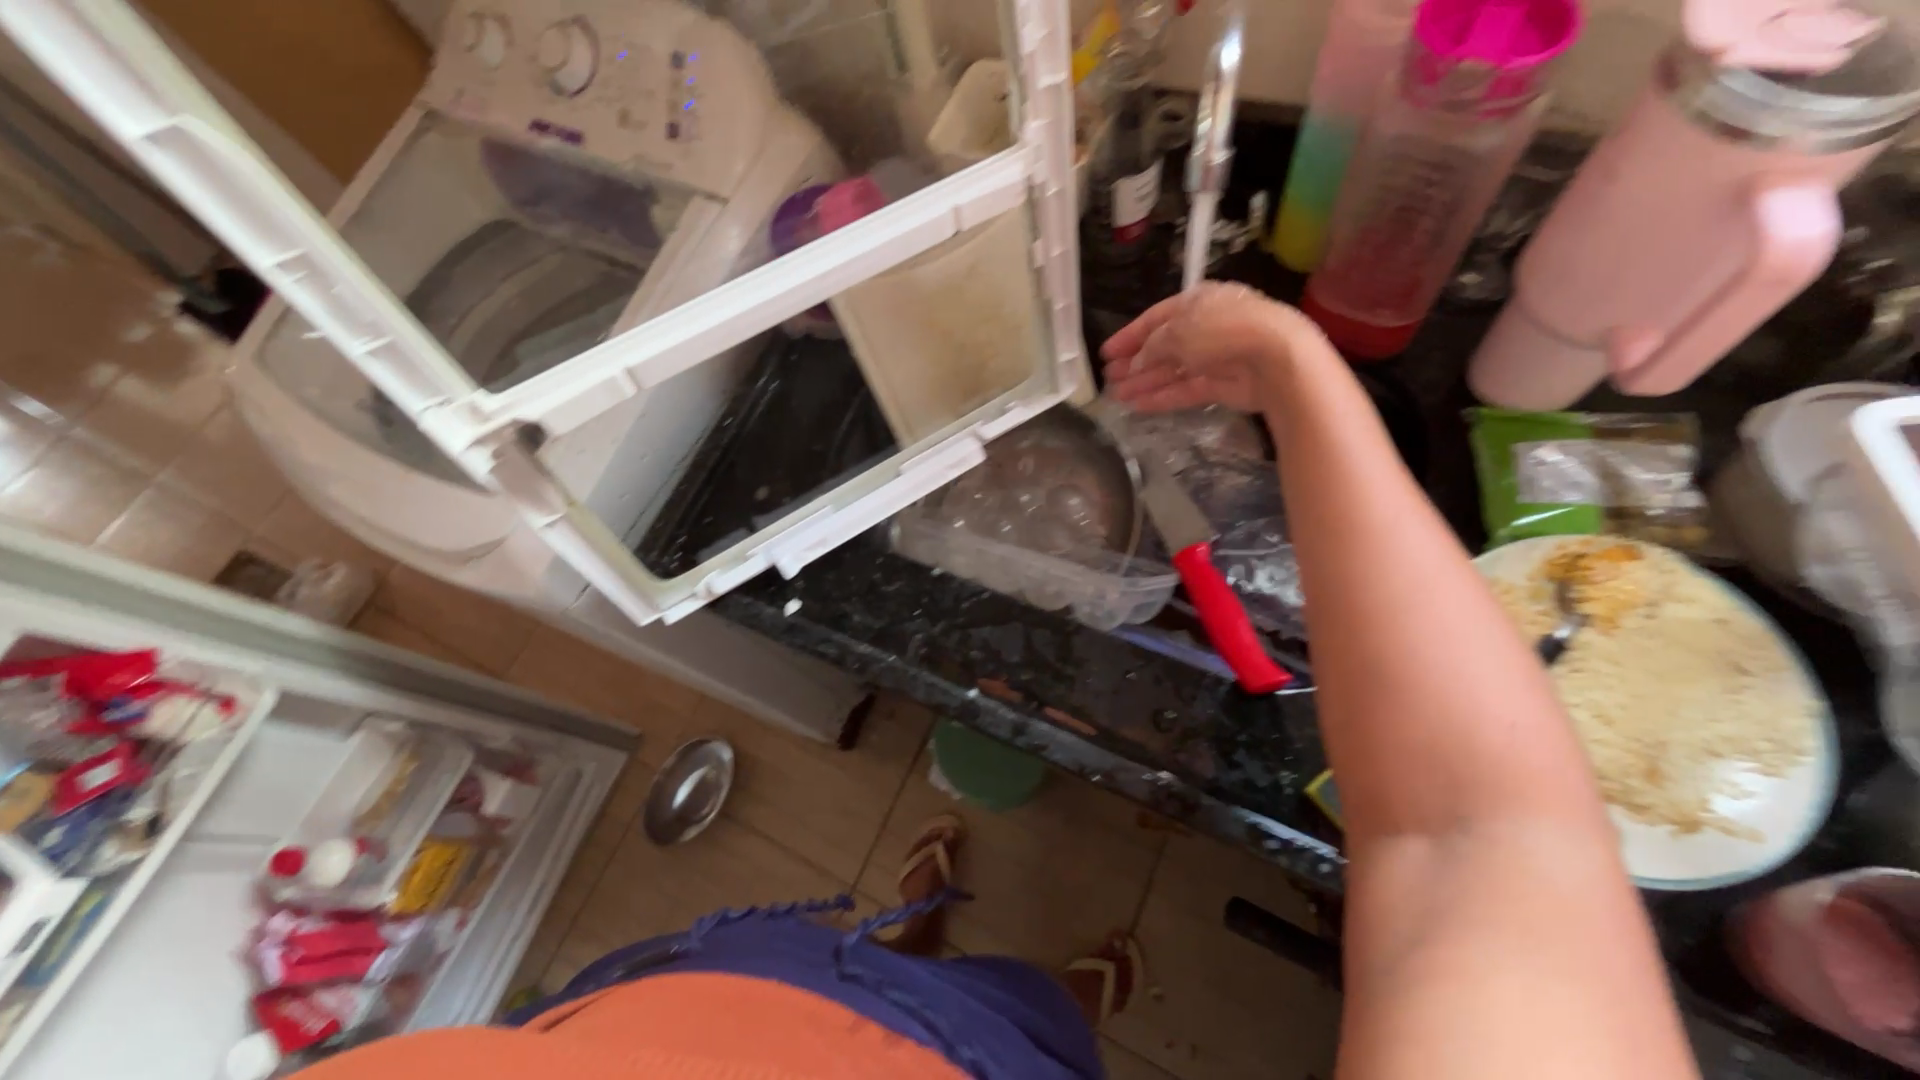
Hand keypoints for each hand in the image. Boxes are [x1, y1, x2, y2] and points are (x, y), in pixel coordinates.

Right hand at [1100, 282, 1317, 413]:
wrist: (1276, 358)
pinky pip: (1185, 390)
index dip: (1130, 335)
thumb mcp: (1179, 331)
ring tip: (1117, 397)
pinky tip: (1139, 406)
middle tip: (1109, 377)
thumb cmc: (1223, 331)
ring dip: (1144, 382)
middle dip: (1135, 362)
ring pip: (1172, 370)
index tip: (1106, 353)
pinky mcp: (1223, 385)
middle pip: (1163, 346)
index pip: (1156, 318)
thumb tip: (1137, 362)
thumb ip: (1152, 347)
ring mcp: (1216, 358)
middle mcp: (1207, 327)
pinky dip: (1162, 398)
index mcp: (1198, 302)